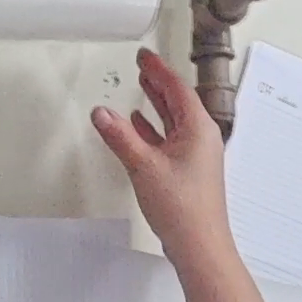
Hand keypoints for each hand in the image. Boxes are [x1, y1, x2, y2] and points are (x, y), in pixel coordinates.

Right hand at [91, 48, 233, 258]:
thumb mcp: (144, 166)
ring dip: (156, 103)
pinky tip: (139, 126)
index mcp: (198, 129)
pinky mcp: (186, 171)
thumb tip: (101, 112)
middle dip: (158, 82)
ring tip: (141, 86)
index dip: (158, 70)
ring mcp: (195, 155)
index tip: (144, 56)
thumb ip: (120, 136)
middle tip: (143, 65)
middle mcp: (200, 138)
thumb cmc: (182, 207)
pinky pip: (169, 139)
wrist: (199, 246)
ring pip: (173, 120)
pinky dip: (154, 129)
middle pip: (178, 101)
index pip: (177, 88)